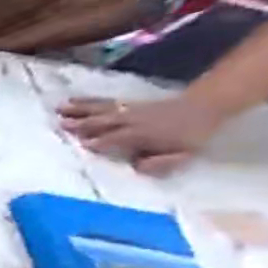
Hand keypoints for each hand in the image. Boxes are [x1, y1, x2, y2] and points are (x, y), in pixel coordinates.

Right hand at [57, 94, 226, 175]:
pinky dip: (88, 101)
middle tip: (62, 124)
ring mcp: (129, 110)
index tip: (84, 143)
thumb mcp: (184, 154)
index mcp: (144, 135)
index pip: (119, 138)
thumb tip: (137, 167)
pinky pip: (105, 103)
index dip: (103, 141)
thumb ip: (160, 162)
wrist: (207, 105)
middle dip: (85, 123)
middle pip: (106, 122)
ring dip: (80, 109)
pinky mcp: (126, 104)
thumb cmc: (191, 135)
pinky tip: (73, 100)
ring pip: (102, 110)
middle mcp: (133, 121)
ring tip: (59, 108)